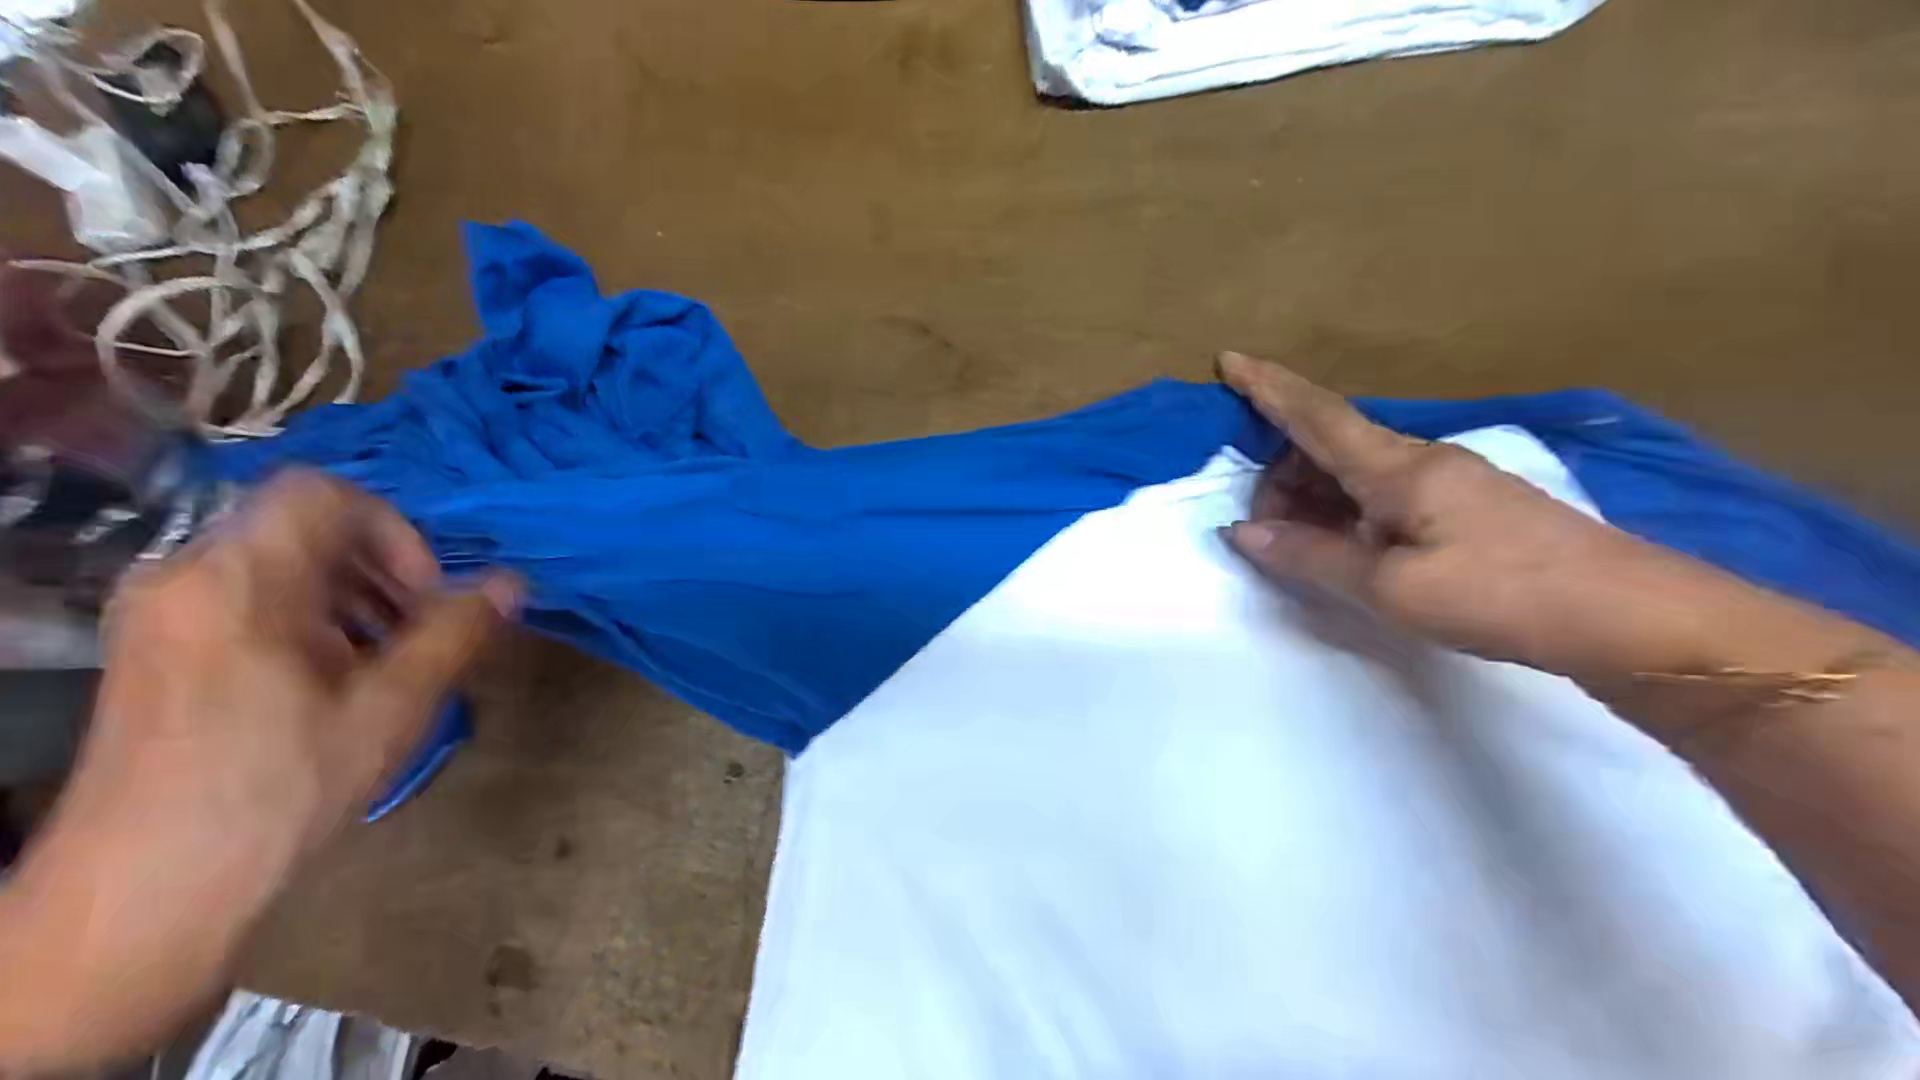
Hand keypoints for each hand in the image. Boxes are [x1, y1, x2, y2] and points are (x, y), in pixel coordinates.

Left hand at [92, 469, 518, 848]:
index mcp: (239, 580)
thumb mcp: (392, 704)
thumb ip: (457, 630)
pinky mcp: (156, 649)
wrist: (141, 896)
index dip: (394, 531)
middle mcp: (185, 578)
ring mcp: (162, 614)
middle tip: (418, 632)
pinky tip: (335, 679)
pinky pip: (249, 598)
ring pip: (281, 564)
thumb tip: (514, 581)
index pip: (326, 495)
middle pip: (306, 528)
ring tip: (384, 661)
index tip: (423, 595)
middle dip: (382, 570)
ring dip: (353, 595)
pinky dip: (311, 617)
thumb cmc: (279, 788)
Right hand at [1216, 352, 1882, 688]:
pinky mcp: (1464, 510)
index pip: (1317, 416)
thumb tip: (1244, 532)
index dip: (1269, 388)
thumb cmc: (1502, 595)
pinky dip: (1346, 516)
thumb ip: (1311, 556)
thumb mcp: (1391, 587)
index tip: (1229, 360)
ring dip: (1312, 502)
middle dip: (1281, 478)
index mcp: (1399, 469)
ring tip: (1302, 552)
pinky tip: (1345, 552)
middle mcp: (1420, 462)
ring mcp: (1447, 483)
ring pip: (1353, 475)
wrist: (1635, 620)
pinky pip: (1381, 497)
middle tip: (1265, 534)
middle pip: (1327, 448)